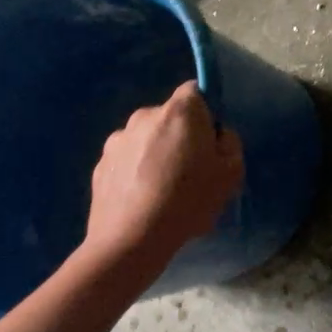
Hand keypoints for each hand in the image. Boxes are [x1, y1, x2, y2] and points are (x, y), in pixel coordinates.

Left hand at [82, 81, 243, 271]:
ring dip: (155, 151)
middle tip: (190, 166)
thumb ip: (230, 142)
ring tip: (163, 187)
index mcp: (180, 111)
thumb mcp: (231, 172)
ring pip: (146, 137)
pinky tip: (142, 198)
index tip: (210, 136)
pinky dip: (135, 170)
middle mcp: (144, 116)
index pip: (196, 89)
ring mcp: (117, 140)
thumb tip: (216, 135)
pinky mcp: (99, 165)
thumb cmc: (188, 200)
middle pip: (170, 115)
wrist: (130, 242)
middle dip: (181, 133)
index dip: (206, 109)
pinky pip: (126, 159)